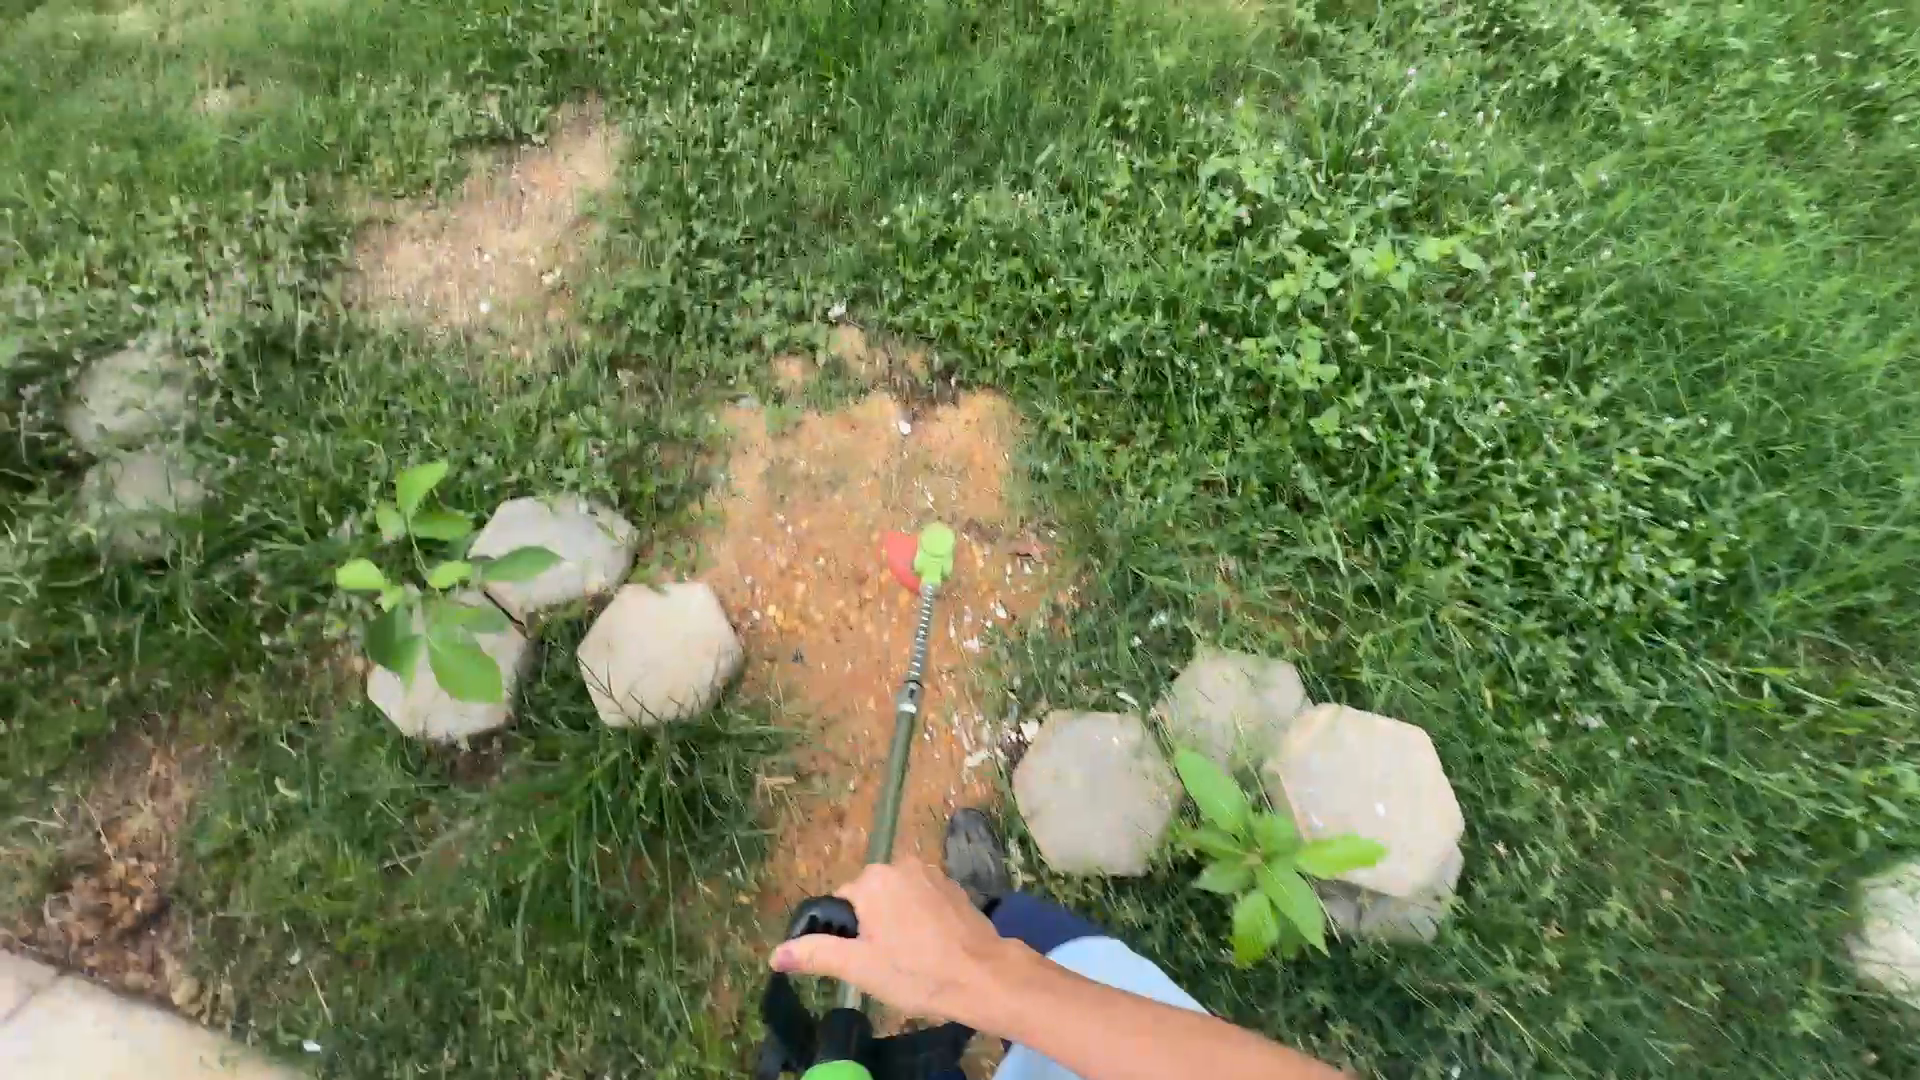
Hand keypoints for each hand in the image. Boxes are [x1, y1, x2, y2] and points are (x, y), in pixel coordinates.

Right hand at [770, 861, 1021, 1027]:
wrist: (980, 974)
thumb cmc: (915, 972)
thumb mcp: (859, 968)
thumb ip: (816, 954)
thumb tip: (775, 953)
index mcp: (872, 879)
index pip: (842, 903)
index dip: (846, 934)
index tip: (861, 959)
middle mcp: (899, 863)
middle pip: (869, 897)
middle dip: (871, 926)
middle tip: (885, 962)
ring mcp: (929, 870)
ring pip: (896, 897)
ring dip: (895, 921)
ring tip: (910, 956)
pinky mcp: (951, 883)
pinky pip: (921, 897)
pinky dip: (919, 917)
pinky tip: (930, 944)